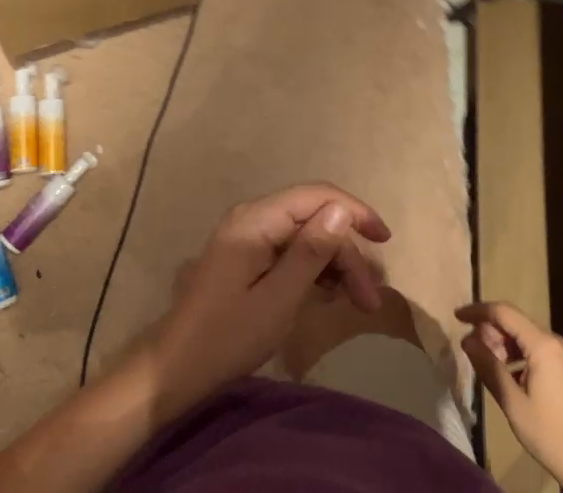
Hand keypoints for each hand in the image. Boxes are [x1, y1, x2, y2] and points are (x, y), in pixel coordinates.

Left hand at [145, 183, 390, 415]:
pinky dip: (314, 269)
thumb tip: (342, 211)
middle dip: (347, 252)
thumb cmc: (227, 336)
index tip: (385, 240)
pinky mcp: (247, 257)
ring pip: (305, 235)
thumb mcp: (277, 299)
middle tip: (370, 299)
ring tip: (357, 302)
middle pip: (313, 218)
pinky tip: (330, 294)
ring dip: (335, 263)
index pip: (315, 196)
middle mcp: (252, 217)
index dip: (354, 212)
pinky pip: (290, 250)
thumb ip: (310, 253)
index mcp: (256, 220)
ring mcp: (248, 236)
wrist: (177, 366)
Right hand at [457, 302, 562, 492]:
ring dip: (505, 344)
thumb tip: (467, 340)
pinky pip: (540, 350)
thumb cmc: (550, 435)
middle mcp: (559, 343)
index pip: (505, 313)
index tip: (456, 317)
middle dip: (491, 330)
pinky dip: (520, 355)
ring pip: (528, 336)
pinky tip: (509, 374)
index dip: (478, 311)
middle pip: (517, 323)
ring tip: (487, 363)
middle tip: (471, 350)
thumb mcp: (512, 401)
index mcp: (545, 346)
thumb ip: (488, 365)